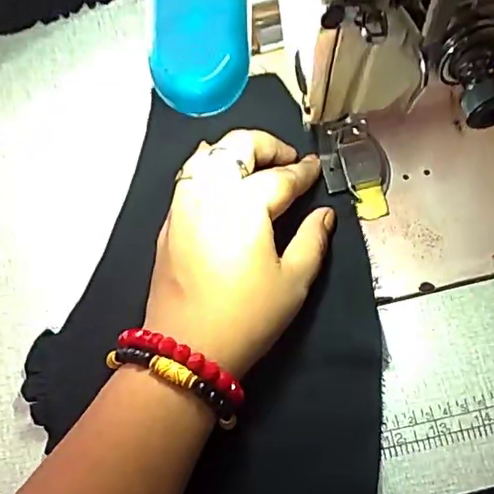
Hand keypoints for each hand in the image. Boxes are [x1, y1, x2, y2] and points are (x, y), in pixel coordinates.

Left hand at [143, 130, 331, 375]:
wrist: (187, 347)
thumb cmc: (246, 318)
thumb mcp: (294, 282)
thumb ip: (312, 240)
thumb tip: (324, 216)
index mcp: (244, 204)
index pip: (280, 177)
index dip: (303, 172)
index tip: (315, 169)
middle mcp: (209, 193)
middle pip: (237, 147)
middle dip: (266, 146)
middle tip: (288, 160)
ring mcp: (183, 205)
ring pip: (208, 156)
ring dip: (235, 153)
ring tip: (256, 167)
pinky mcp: (169, 223)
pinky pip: (189, 178)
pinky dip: (210, 169)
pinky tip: (223, 184)